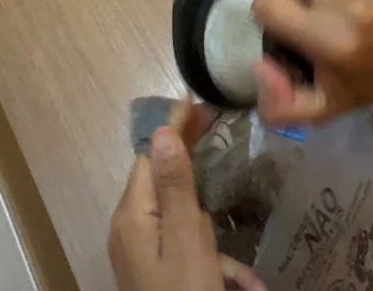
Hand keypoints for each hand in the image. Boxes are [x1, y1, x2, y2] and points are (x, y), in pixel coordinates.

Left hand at [109, 103, 266, 290]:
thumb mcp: (187, 241)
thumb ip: (176, 185)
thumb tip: (163, 131)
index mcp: (133, 215)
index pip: (152, 153)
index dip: (175, 126)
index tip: (198, 99)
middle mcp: (130, 230)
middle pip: (161, 178)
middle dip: (190, 156)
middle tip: (215, 124)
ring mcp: (141, 256)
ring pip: (179, 217)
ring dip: (210, 219)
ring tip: (238, 219)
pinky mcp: (155, 277)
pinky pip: (185, 251)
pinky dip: (212, 258)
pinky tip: (243, 283)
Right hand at [251, 0, 372, 125]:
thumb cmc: (368, 83)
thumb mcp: (323, 108)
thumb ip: (279, 104)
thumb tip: (259, 65)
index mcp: (329, 38)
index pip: (267, 2)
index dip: (272, 13)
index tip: (291, 25)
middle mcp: (347, 0)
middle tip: (320, 15)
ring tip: (341, 1)